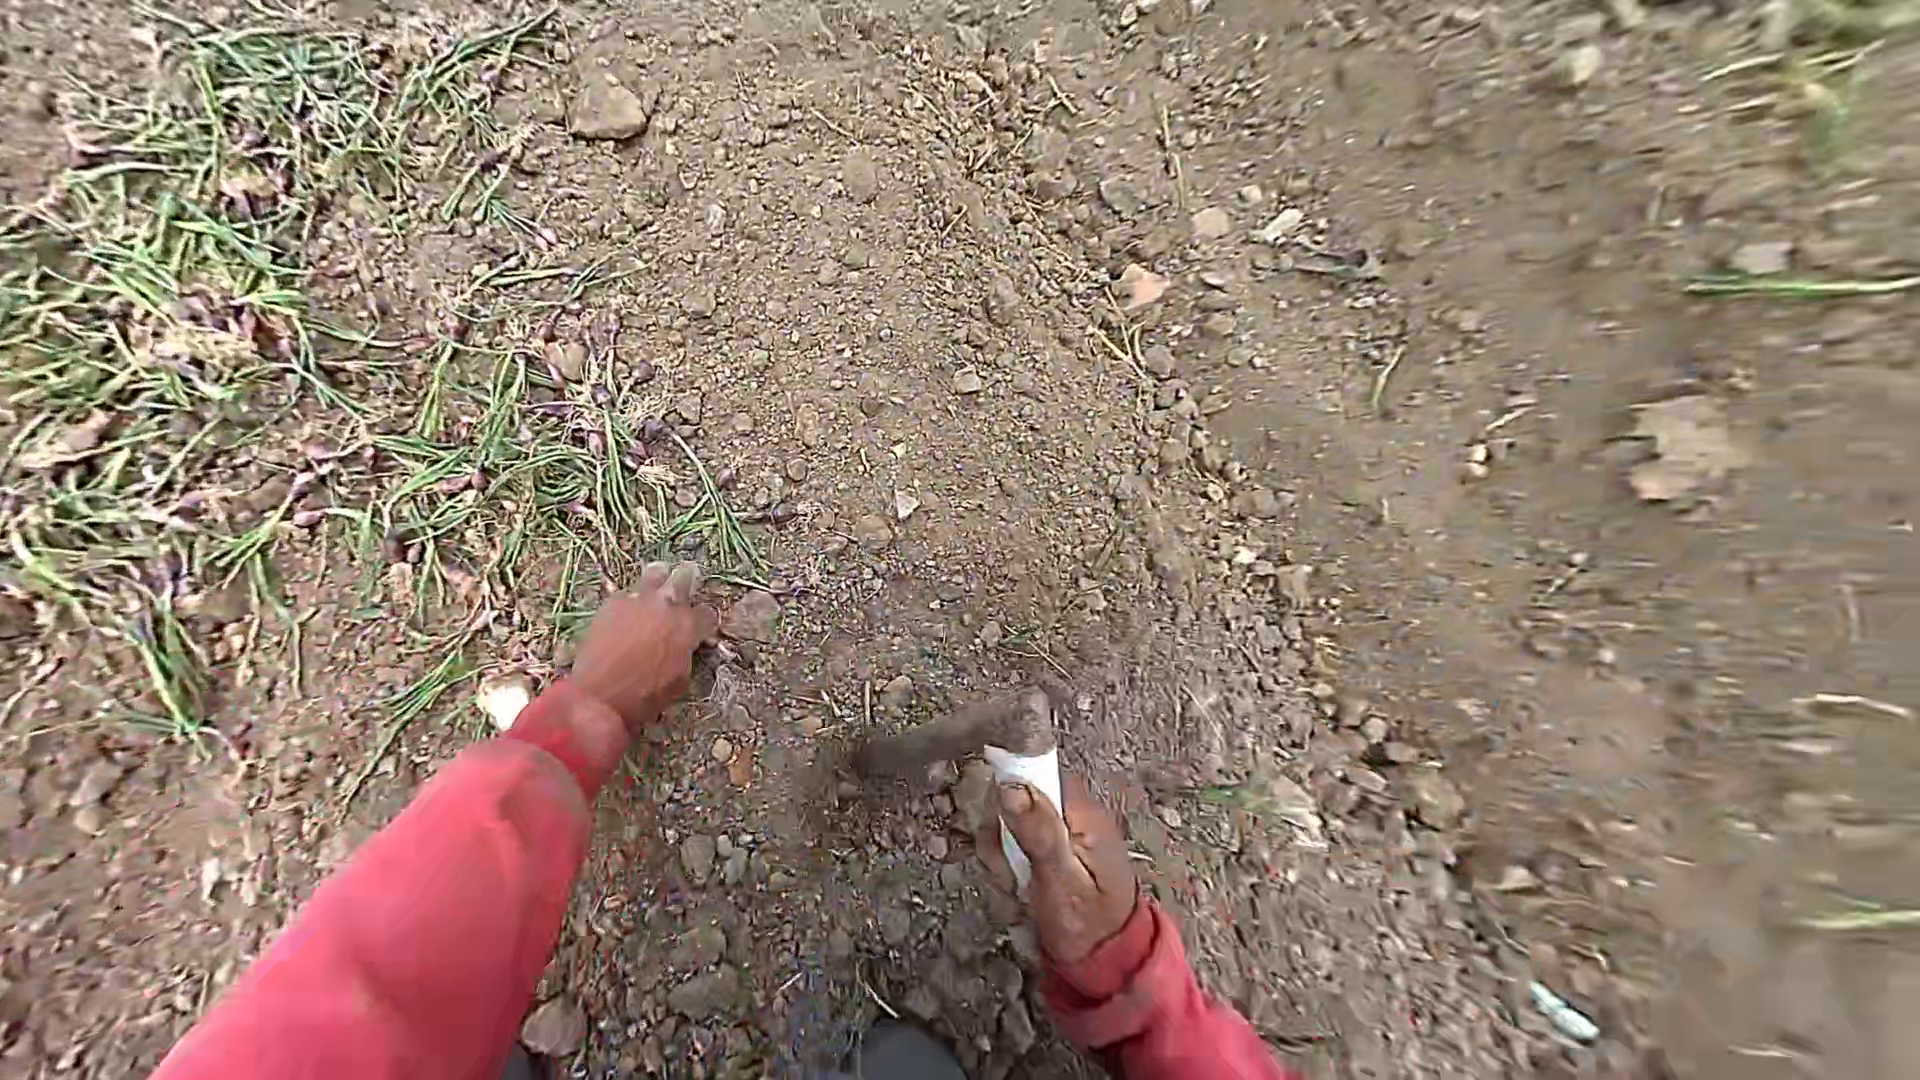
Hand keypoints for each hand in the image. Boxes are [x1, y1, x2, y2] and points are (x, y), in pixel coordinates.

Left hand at [570, 561, 717, 731]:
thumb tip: (688, 646)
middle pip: (684, 578)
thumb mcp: (681, 679)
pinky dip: (632, 599)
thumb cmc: (645, 696)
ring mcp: (638, 601)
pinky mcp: (612, 604)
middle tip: (685, 587)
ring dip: (660, 580)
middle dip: (688, 582)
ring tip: (657, 588)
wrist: (598, 699)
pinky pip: (627, 593)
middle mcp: (667, 605)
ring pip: (655, 574)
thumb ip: (688, 653)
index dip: (706, 623)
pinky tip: (628, 611)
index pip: (708, 614)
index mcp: (689, 625)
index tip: (701, 631)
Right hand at [981, 774, 1138, 963]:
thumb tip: (1011, 786)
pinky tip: (1016, 887)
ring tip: (1014, 885)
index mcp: (1084, 813)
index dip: (1009, 792)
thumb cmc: (1088, 929)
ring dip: (1002, 853)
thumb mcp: (1061, 884)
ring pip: (1011, 819)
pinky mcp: (1054, 846)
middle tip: (1007, 871)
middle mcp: (1075, 812)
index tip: (1000, 829)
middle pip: (1019, 795)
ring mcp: (1064, 829)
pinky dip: (1009, 863)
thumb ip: (1039, 833)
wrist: (1108, 969)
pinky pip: (1017, 840)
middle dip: (1001, 832)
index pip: (1037, 769)